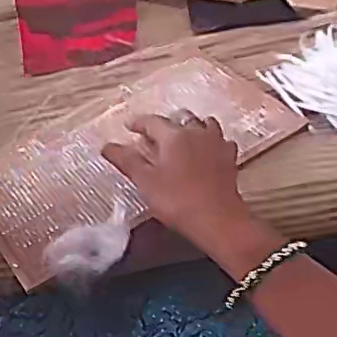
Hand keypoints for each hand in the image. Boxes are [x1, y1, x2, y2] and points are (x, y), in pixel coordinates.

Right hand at [101, 113, 253, 252]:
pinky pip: (220, 140)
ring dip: (191, 126)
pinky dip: (210, 141)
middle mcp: (197, 132)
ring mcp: (217, 143)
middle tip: (154, 135)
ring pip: (204, 124)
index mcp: (174, 136)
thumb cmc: (176, 200)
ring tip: (182, 137)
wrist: (217, 218)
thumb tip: (106, 146)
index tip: (129, 127)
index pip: (152, 121)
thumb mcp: (145, 181)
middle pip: (181, 117)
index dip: (138, 123)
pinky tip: (206, 151)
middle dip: (165, 123)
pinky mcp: (230, 158)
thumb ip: (126, 160)